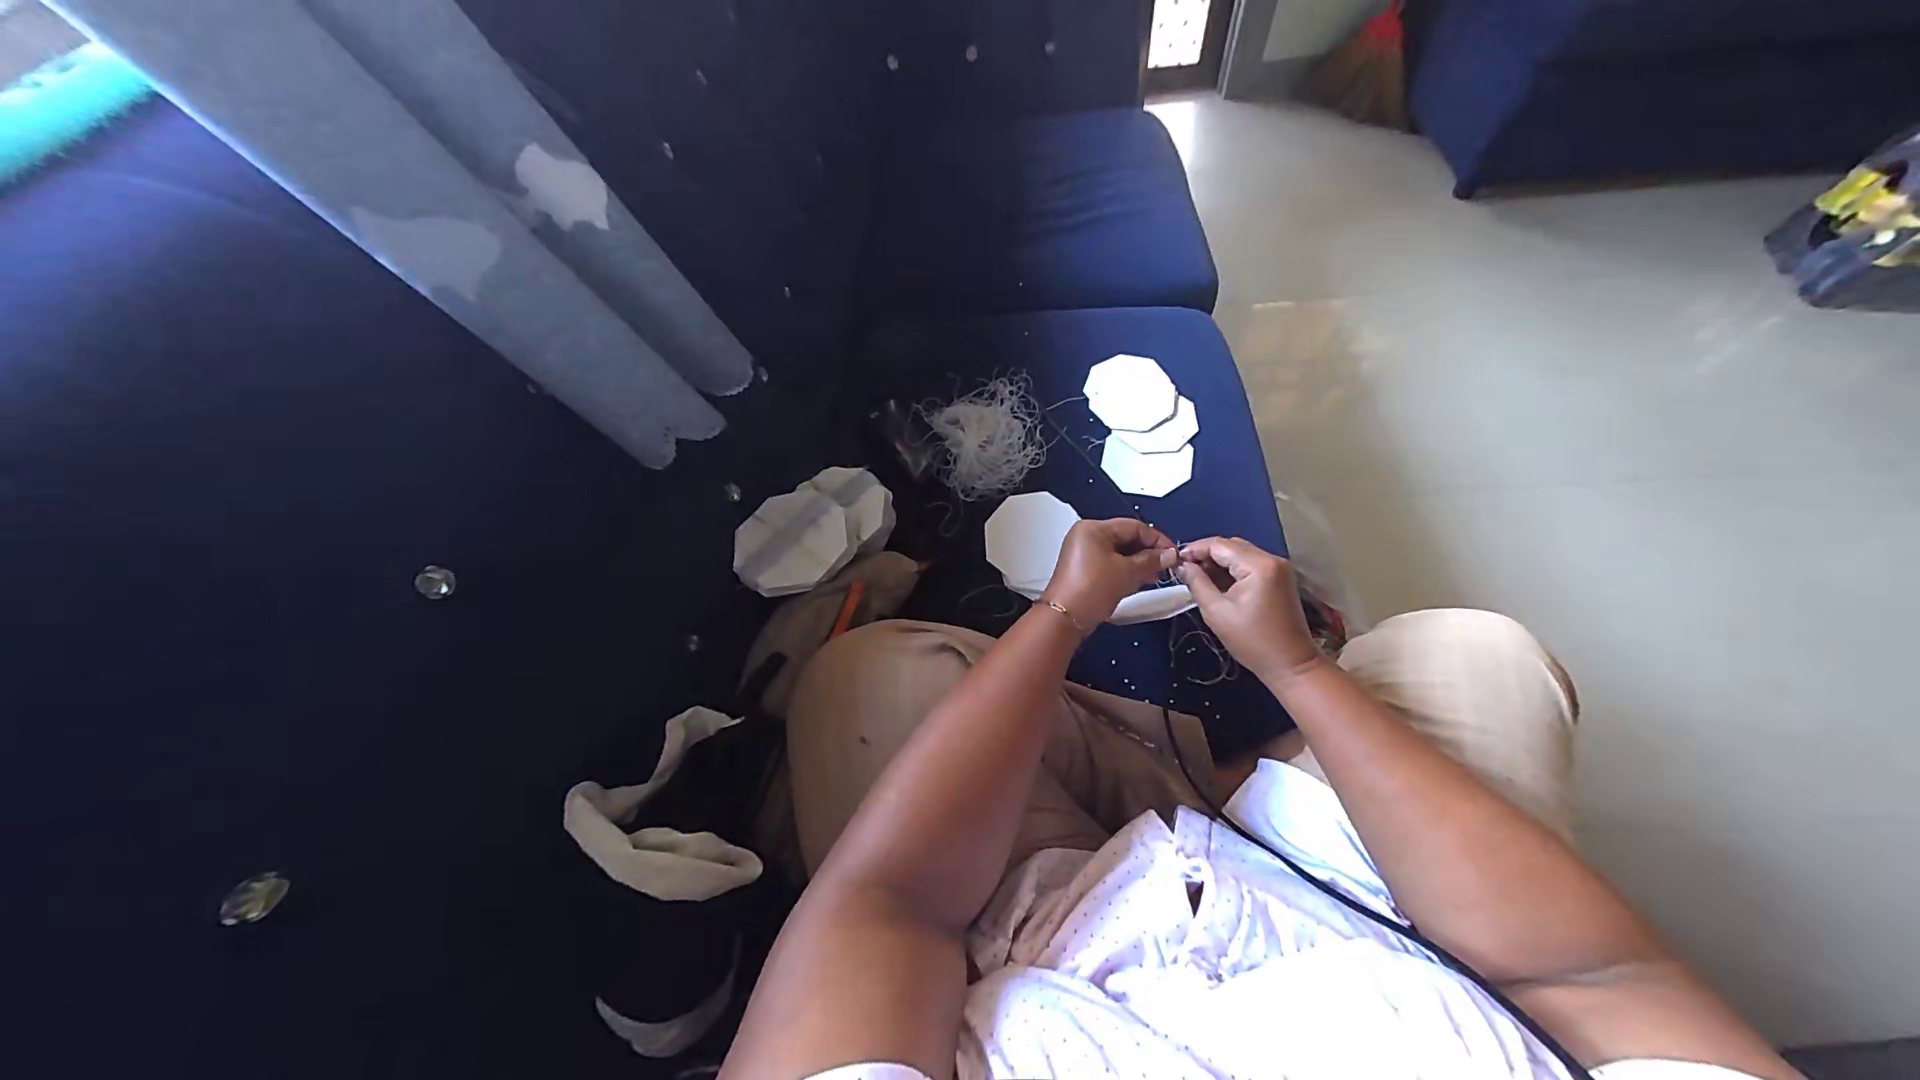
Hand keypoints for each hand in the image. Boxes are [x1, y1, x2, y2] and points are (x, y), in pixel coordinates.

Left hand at [1041, 518, 1174, 630]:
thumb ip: (1151, 560)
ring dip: (1138, 563)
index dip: (1156, 539)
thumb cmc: (1091, 590)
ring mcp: (1084, 553)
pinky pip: (1111, 563)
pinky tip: (1139, 580)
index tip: (1172, 553)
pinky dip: (1126, 570)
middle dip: (1147, 552)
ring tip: (1155, 575)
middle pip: (1126, 538)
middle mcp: (1086, 537)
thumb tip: (1169, 555)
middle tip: (1165, 566)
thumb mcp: (1127, 572)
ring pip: (1119, 552)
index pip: (1133, 526)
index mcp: (1093, 529)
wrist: (1066, 618)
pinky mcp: (1084, 569)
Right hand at [1173, 537, 1323, 683]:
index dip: (1194, 549)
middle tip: (1185, 570)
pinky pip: (1250, 564)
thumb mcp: (1215, 611)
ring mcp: (1279, 568)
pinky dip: (1232, 569)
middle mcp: (1272, 559)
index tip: (1175, 561)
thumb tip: (1182, 565)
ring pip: (1240, 553)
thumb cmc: (1251, 640)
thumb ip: (1196, 582)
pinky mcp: (1280, 577)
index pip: (1219, 545)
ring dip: (1218, 561)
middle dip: (1206, 554)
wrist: (1290, 664)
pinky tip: (1218, 582)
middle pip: (1231, 545)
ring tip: (1198, 576)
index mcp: (1258, 565)